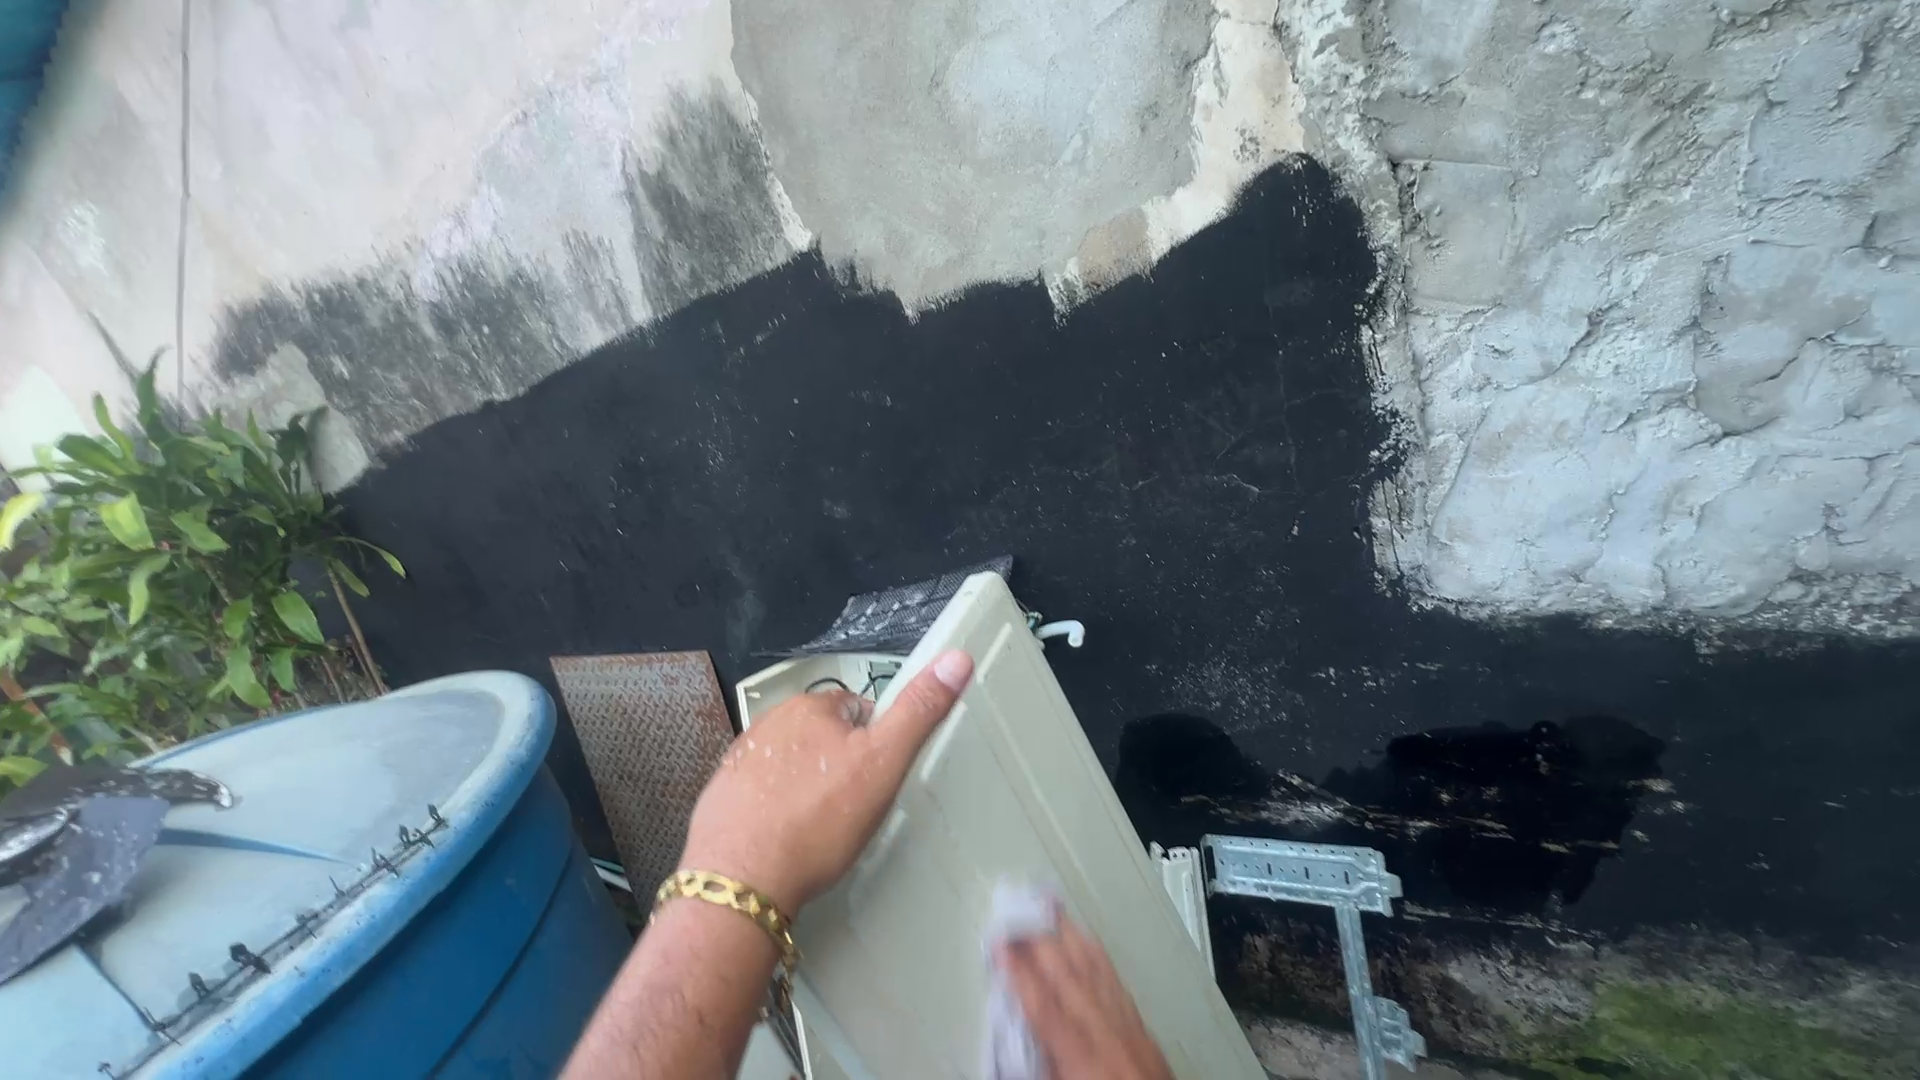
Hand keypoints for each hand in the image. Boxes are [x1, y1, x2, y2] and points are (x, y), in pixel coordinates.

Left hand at [678, 650, 973, 912]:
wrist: (741, 880)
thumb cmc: (820, 819)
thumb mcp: (884, 763)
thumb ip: (919, 710)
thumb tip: (957, 657)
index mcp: (812, 706)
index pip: (859, 711)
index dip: (876, 744)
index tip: (878, 781)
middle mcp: (770, 721)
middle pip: (823, 735)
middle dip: (840, 763)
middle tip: (852, 807)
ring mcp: (740, 758)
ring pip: (792, 762)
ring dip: (808, 783)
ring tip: (820, 826)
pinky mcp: (720, 794)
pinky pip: (761, 790)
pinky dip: (775, 805)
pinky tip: (785, 836)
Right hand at [997, 915, 1173, 1079]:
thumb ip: (1043, 1064)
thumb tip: (1020, 1034)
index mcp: (1082, 1059)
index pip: (1044, 1008)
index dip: (1018, 973)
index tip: (998, 944)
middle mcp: (1104, 1033)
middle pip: (1067, 976)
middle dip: (1039, 940)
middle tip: (1015, 910)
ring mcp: (1125, 1023)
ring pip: (1093, 967)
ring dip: (1067, 933)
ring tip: (1048, 904)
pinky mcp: (1139, 1022)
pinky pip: (1114, 977)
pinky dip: (1096, 951)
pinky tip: (1085, 936)